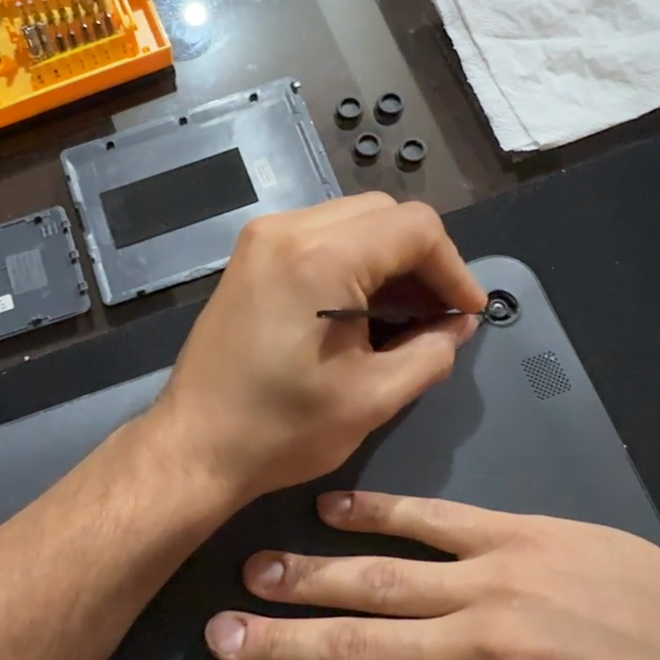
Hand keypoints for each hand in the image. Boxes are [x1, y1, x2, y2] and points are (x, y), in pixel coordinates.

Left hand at [151, 194, 486, 501]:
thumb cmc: (282, 429)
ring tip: (403, 316)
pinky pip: (318, 237)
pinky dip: (351, 262)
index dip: (453, 268)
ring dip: (387, 259)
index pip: (416, 228)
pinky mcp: (249, 257)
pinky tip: (360, 309)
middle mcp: (287, 229)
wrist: (195, 445)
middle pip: (384, 214)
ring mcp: (261, 239)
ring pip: (352, 221)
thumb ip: (432, 350)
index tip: (464, 313)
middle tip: (436, 315)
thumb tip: (458, 324)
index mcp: (320, 256)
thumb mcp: (373, 397)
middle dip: (422, 260)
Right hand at [203, 492, 659, 659]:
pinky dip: (377, 513)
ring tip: (254, 570)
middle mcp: (481, 654)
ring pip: (380, 580)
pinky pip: (433, 520)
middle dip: (280, 647)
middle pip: (356, 652)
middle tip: (221, 635)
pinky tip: (331, 509)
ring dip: (310, 576)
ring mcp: (496, 583)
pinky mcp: (519, 535)